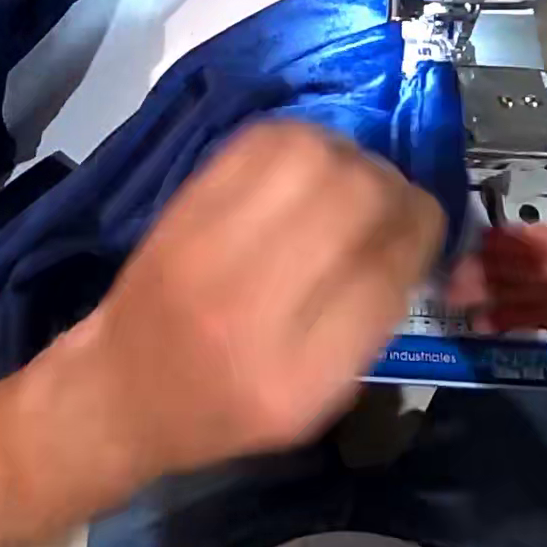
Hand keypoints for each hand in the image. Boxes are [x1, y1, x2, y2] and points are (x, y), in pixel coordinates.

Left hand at [37, 121, 444, 487]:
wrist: (121, 387)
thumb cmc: (227, 408)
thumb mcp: (314, 399)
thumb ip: (371, 318)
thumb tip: (411, 232)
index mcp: (296, 376)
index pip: (386, 271)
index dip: (420, 231)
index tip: (425, 223)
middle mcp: (252, 304)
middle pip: (355, 198)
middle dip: (392, 188)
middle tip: (392, 198)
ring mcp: (210, 243)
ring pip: (312, 155)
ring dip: (351, 156)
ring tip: (353, 175)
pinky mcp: (187, 201)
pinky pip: (263, 139)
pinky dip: (304, 139)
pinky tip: (310, 162)